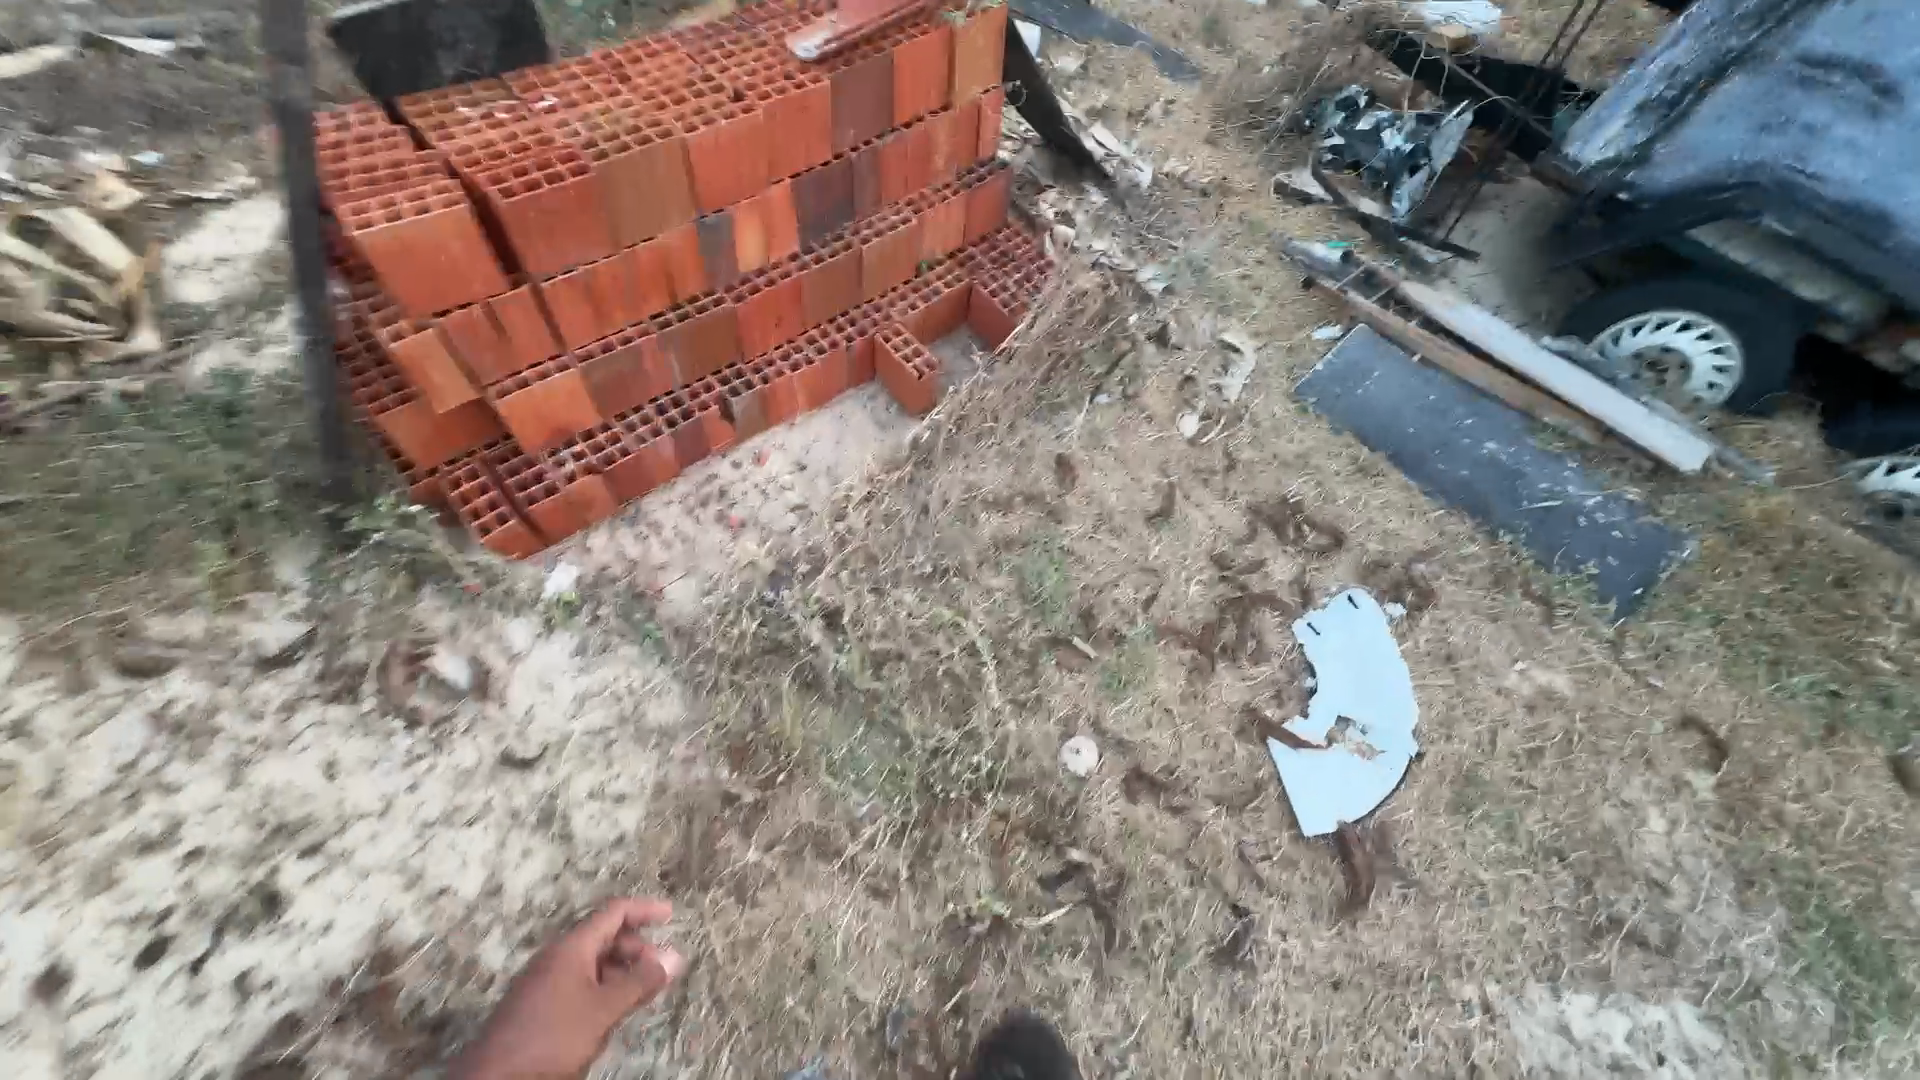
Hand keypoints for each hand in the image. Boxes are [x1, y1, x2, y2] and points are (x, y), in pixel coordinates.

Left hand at [449, 897, 685, 1079]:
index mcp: (572, 947)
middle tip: (660, 969)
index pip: (614, 912)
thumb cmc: (552, 1038)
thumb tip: (674, 957)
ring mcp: (543, 983)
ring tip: (641, 994)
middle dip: (636, 948)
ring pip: (591, 964)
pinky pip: (577, 984)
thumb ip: (640, 982)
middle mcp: (556, 957)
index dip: (644, 910)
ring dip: (620, 972)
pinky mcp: (535, 1008)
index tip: (671, 916)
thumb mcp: (604, 1010)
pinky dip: (602, 989)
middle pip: (604, 937)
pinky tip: (610, 1014)